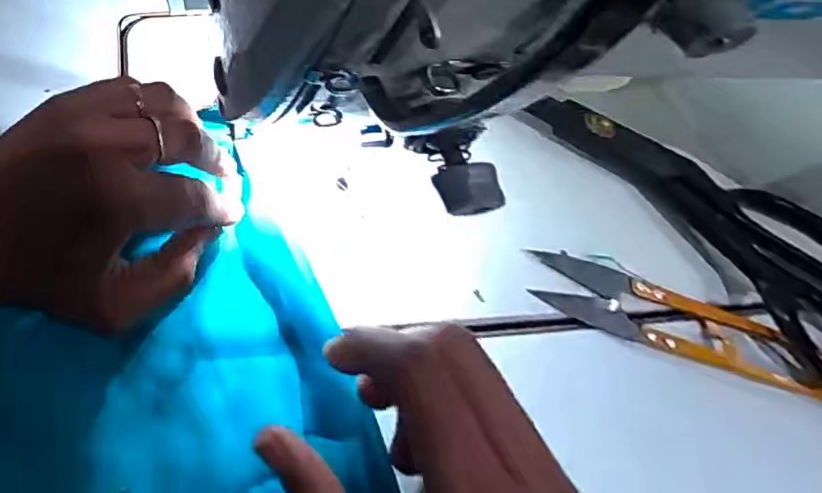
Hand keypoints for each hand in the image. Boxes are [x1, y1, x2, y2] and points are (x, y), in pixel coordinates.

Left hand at [0, 77, 240, 382]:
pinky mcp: (68, 98)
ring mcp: (86, 112)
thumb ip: (172, 277)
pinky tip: (157, 122)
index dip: (220, 204)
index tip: (229, 208)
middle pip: (187, 135)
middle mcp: (108, 145)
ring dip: (190, 122)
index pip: (193, 195)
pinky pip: (130, 86)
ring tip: (195, 143)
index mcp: (119, 200)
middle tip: (221, 173)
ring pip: (164, 99)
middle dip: (215, 157)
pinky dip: (154, 102)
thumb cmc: (40, 275)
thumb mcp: (110, 307)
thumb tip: (208, 232)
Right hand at [254, 325, 576, 492]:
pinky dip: (450, 399)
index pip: (425, 365)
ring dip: (421, 371)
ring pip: (477, 370)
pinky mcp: (553, 478)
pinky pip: (495, 402)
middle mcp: (523, 462)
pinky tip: (429, 453)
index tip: (332, 358)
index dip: (371, 344)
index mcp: (476, 482)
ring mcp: (548, 468)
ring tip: (388, 423)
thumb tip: (268, 435)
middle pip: (454, 349)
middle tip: (355, 381)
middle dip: (394, 346)